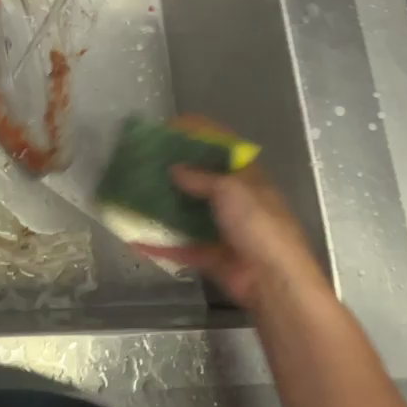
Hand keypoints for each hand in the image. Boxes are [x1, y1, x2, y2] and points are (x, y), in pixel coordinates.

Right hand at [133, 152, 330, 312]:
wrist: (272, 280)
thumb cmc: (258, 225)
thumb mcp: (230, 190)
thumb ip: (200, 177)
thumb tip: (174, 169)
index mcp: (246, 178)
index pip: (223, 147)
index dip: (199, 133)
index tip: (169, 127)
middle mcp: (234, 201)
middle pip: (201, 179)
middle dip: (174, 170)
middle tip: (144, 161)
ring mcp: (221, 229)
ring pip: (187, 213)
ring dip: (162, 206)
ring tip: (134, 194)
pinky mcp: (209, 255)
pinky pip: (179, 247)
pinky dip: (158, 244)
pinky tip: (134, 239)